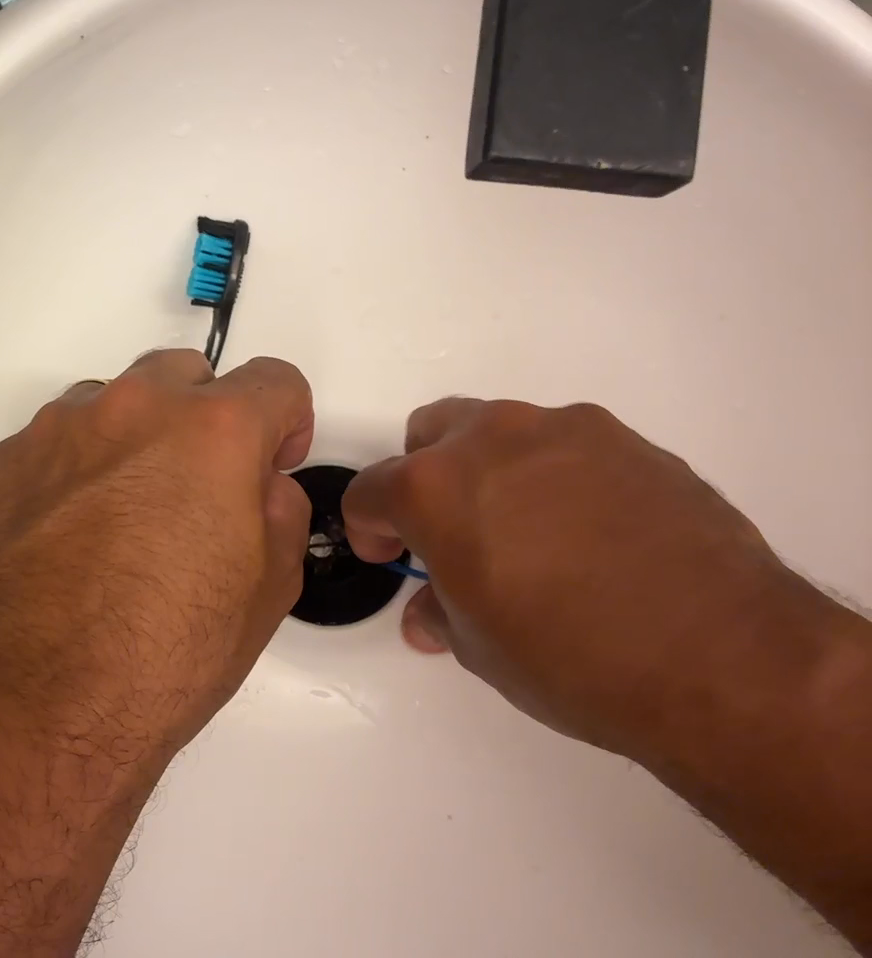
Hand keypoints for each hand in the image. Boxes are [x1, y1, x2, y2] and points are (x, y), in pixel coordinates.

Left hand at [0, 350, 314, 760]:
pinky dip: (68, 470)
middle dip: (200, 415)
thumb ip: (275, 507)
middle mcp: (127, 409)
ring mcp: (52, 431)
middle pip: (179, 374)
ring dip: (126, 439)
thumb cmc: (171, 650)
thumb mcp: (271, 586)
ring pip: (106, 403)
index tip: (269, 463)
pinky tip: (66, 533)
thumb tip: (254, 482)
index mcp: (208, 429)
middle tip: (193, 485)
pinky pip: (49, 444)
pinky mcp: (0, 463)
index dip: (284, 422)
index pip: (272, 380)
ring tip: (119, 514)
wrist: (52, 698)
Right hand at [342, 398, 836, 757]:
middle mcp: (489, 441)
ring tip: (529, 533)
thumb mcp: (476, 646)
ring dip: (494, 472)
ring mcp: (567, 435)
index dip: (371, 529)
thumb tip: (436, 610)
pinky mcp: (636, 446)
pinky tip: (591, 536)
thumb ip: (440, 609)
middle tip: (450, 530)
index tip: (392, 557)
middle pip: (429, 434)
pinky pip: (571, 451)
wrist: (728, 661)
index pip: (368, 491)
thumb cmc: (568, 656)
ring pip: (503, 433)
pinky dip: (561, 480)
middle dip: (425, 478)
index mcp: (429, 486)